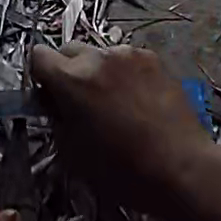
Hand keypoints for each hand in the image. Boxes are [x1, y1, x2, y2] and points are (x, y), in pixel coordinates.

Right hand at [29, 42, 213, 214]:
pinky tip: (139, 101)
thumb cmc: (123, 171)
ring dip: (97, 71)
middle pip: (68, 49)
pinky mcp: (152, 57)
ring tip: (115, 103)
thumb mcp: (73, 153)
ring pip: (99, 54)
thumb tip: (56, 103)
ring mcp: (127, 53)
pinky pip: (126, 59)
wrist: (182, 167)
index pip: (38, 56)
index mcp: (72, 79)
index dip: (40, 76)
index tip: (49, 96)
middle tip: (80, 101)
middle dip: (67, 70)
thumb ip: (57, 119)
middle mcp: (97, 56)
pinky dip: (124, 74)